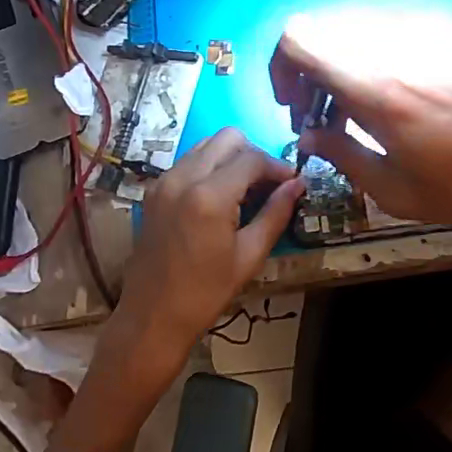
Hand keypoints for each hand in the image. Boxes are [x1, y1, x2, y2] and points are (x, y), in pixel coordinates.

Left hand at [107, 129, 304, 368]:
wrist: (153, 314)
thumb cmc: (206, 292)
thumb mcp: (249, 255)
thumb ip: (275, 214)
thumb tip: (298, 184)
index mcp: (208, 195)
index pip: (252, 158)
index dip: (278, 166)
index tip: (292, 181)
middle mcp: (182, 177)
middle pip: (227, 137)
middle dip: (253, 154)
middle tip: (268, 184)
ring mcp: (163, 181)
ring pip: (204, 145)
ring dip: (229, 158)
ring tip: (245, 190)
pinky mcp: (153, 190)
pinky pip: (186, 162)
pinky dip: (208, 167)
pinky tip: (219, 196)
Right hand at [269, 28, 451, 251]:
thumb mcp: (397, 192)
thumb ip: (342, 155)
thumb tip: (307, 137)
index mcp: (379, 89)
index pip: (300, 39)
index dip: (279, 66)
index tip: (291, 106)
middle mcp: (397, 54)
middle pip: (321, 32)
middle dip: (303, 71)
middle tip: (314, 118)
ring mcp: (426, 47)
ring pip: (353, 36)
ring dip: (335, 70)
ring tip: (349, 119)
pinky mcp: (447, 50)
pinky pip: (387, 44)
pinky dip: (368, 69)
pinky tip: (387, 112)